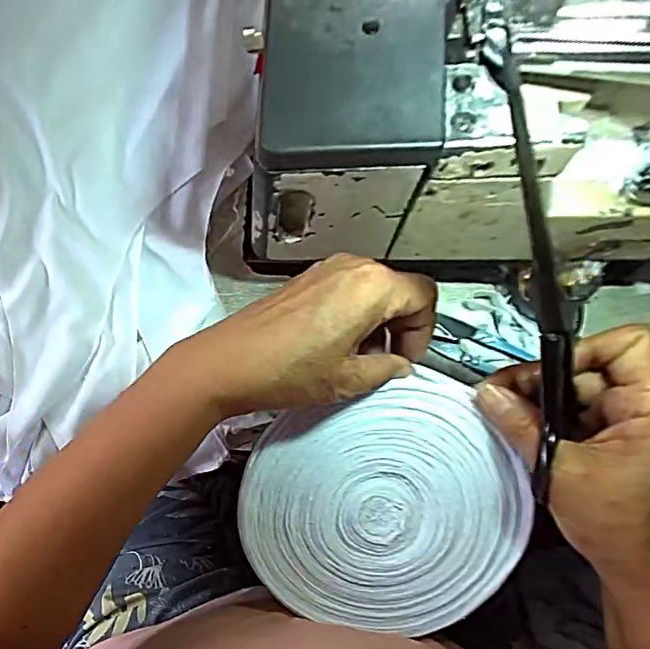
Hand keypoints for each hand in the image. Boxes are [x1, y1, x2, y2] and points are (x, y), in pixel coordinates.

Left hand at [158, 254, 436, 418]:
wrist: (226, 364)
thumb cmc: (279, 369)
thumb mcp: (346, 380)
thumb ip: (386, 369)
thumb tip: (397, 365)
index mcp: (372, 286)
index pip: (424, 297)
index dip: (423, 332)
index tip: (407, 359)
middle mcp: (350, 268)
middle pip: (397, 290)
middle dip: (397, 327)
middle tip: (383, 363)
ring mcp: (323, 271)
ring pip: (370, 291)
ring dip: (373, 323)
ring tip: (352, 360)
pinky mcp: (302, 282)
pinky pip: (342, 292)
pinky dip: (348, 316)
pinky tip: (329, 348)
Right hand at [474, 325, 649, 591]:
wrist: (631, 557)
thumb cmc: (618, 522)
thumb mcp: (560, 469)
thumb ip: (523, 425)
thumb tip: (491, 394)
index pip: (626, 343)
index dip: (580, 352)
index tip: (543, 378)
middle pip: (593, 364)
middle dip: (547, 381)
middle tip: (510, 400)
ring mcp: (633, 418)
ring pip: (579, 387)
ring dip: (545, 403)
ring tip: (521, 424)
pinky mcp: (615, 432)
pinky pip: (577, 409)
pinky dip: (551, 419)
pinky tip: (535, 437)